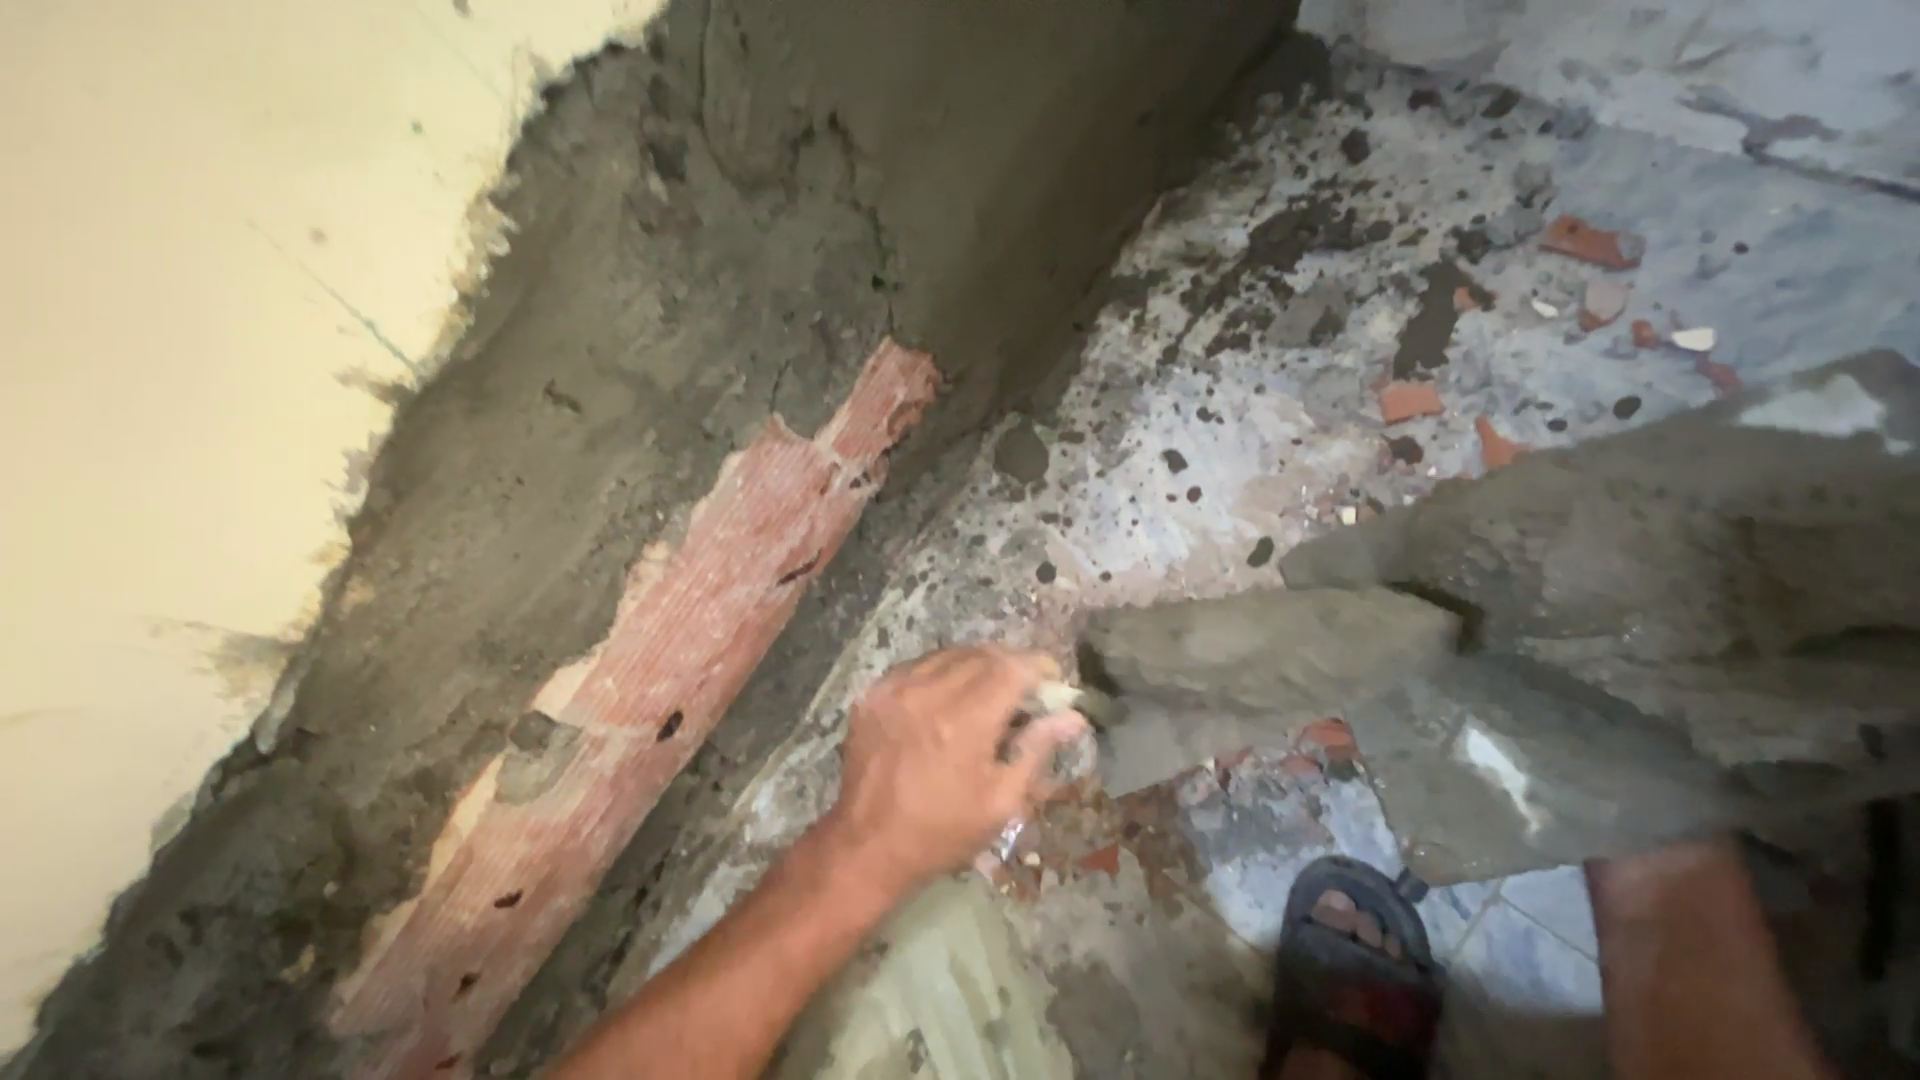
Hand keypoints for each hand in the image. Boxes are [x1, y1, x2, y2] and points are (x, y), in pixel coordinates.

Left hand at [821, 645, 1088, 895]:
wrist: (867, 845)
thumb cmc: (943, 831)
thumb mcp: (1002, 801)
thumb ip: (1037, 749)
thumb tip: (1074, 717)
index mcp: (965, 721)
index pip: (1012, 667)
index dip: (1039, 666)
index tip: (1053, 680)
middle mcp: (928, 693)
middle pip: (982, 654)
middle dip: (1011, 664)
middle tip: (1024, 689)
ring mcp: (895, 689)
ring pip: (949, 655)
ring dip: (976, 664)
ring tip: (988, 691)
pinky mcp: (872, 694)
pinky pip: (917, 666)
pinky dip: (940, 672)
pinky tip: (947, 696)